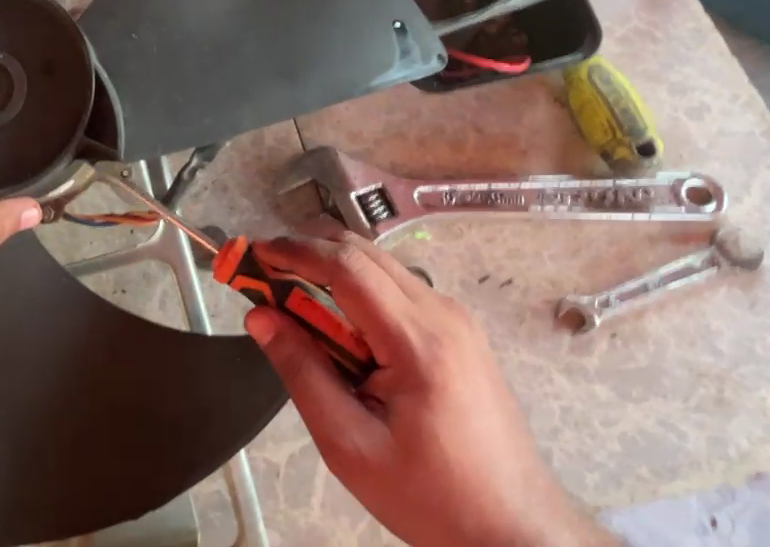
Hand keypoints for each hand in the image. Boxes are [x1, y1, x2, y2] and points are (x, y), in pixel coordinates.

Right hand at [245, 235, 611, 546]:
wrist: (518, 532)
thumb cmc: (430, 497)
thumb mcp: (350, 445)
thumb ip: (302, 372)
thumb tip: (259, 316)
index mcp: (417, 340)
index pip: (346, 266)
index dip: (294, 250)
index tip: (252, 252)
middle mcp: (442, 312)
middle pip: (363, 252)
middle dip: (308, 250)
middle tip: (263, 271)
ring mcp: (456, 319)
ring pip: (381, 266)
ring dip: (332, 269)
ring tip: (292, 299)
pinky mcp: (460, 332)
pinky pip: (398, 289)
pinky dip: (359, 289)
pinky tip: (339, 326)